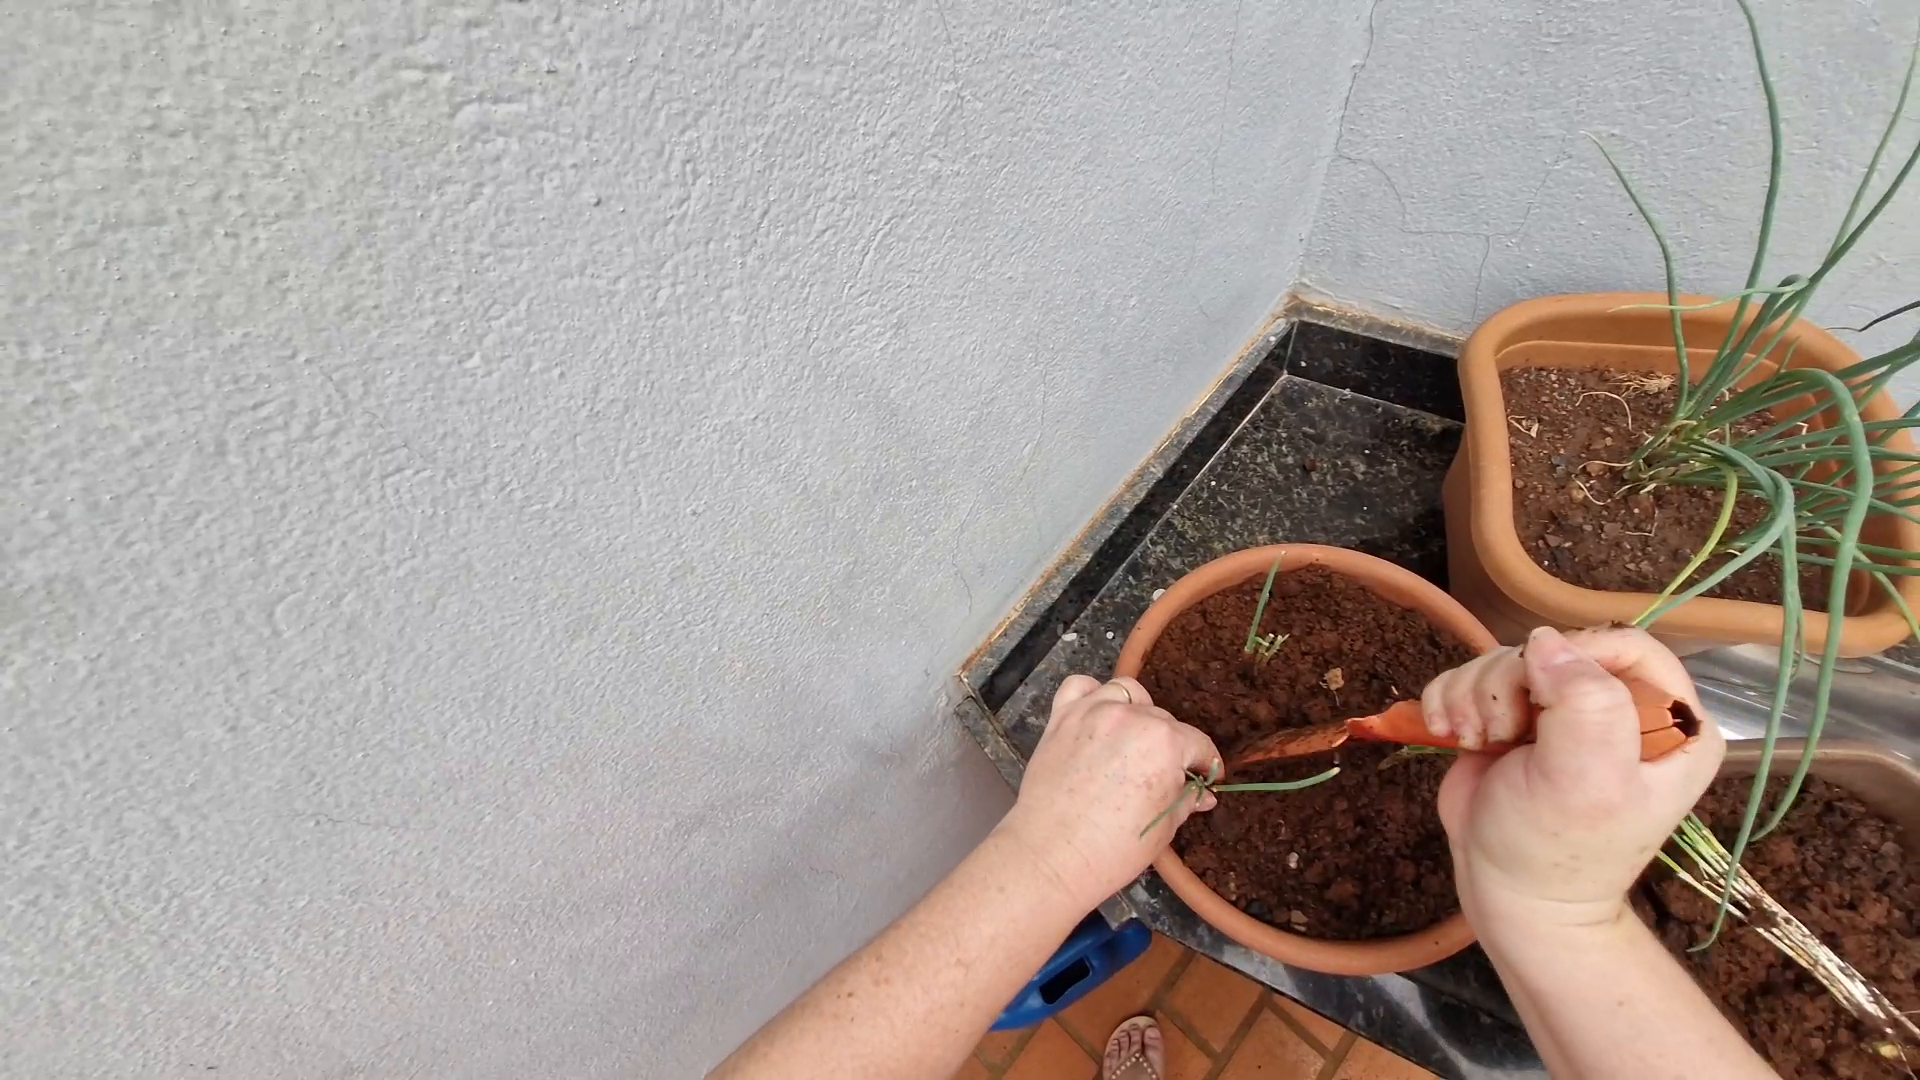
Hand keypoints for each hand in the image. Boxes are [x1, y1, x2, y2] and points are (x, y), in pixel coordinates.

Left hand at [996, 675, 1222, 912]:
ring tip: (1132, 739)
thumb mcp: (1164, 827)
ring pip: (1126, 693)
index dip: (1205, 763)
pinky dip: (1091, 695)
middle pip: (1163, 719)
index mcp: (1165, 742)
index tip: (1204, 776)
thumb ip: (1186, 799)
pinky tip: (1097, 716)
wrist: (1054, 853)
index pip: (1198, 743)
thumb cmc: (1115, 848)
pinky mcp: (1062, 715)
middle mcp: (1130, 717)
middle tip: (1161, 773)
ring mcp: (1092, 711)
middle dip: (1169, 745)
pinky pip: (1080, 686)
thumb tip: (1203, 793)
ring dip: (1136, 711)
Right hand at [1420, 626, 1723, 934]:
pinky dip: (1445, 701)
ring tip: (1471, 739)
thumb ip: (1584, 706)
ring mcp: (1551, 712)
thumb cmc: (1558, 845)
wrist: (1506, 886)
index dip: (1572, 654)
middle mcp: (1611, 708)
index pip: (1625, 646)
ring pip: (1495, 661)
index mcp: (1666, 722)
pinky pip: (1463, 679)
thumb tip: (1544, 641)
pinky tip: (1449, 733)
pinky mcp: (1500, 717)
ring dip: (1467, 696)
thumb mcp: (1585, 781)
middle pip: (1546, 649)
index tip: (1535, 693)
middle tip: (1497, 733)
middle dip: (1502, 683)